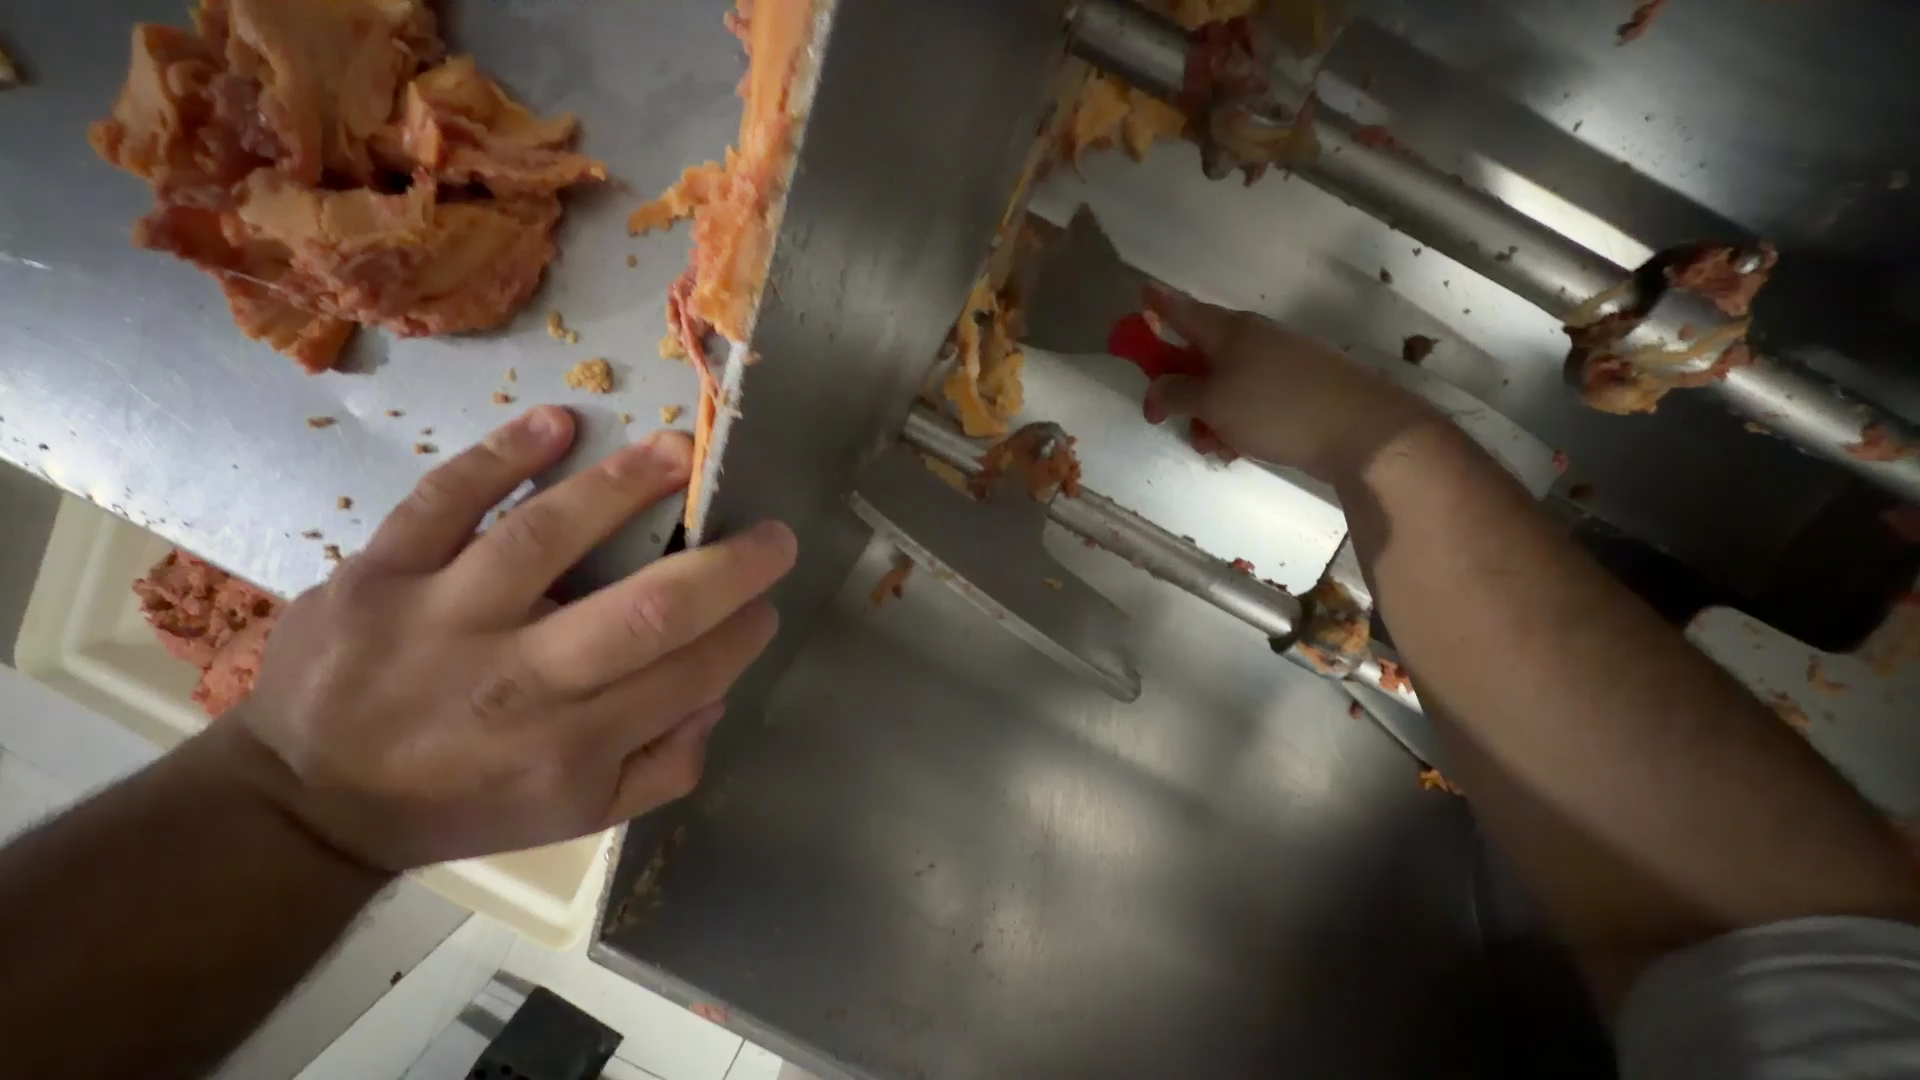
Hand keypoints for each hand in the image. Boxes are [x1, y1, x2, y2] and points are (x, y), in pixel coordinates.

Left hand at [213, 406, 796, 872]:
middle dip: (724, 568)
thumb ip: (664, 766)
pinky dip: (500, 456)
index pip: (688, 675)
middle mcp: (519, 684)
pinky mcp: (378, 575)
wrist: (310, 800)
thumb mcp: (579, 817)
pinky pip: (443, 501)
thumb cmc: (467, 802)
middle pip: (643, 614)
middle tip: (773, 535)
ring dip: (623, 487)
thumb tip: (717, 695)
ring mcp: (443, 620)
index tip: (766, 602)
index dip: (742, 632)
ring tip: (680, 451)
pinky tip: (560, 424)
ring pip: (544, 538)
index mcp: (573, 748)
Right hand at [1140, 286, 1439, 482]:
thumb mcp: (1213, 402)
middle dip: (1177, 386)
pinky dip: (1233, 424)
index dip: (1157, 305)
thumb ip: (1175, 393)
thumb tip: (1156, 389)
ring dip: (1205, 415)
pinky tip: (1235, 450)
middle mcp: (1252, 340)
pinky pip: (1247, 404)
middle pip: (1198, 355)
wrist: (1360, 431)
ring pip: (1222, 387)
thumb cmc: (1275, 408)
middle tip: (1161, 415)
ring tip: (1209, 446)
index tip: (1139, 295)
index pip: (1182, 310)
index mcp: (1228, 331)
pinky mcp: (1293, 393)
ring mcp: (1275, 366)